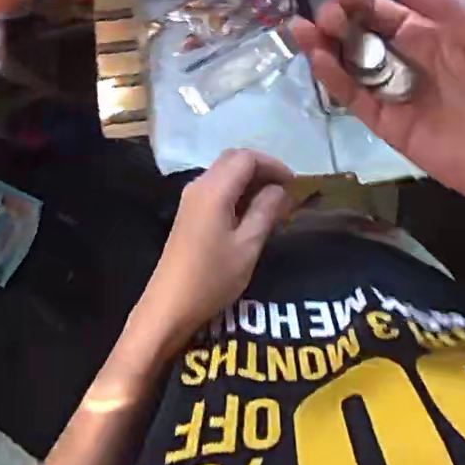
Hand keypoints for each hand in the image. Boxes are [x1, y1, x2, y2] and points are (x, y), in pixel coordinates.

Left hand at [130, 150, 295, 348]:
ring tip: (274, 203)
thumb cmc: (212, 277)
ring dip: (250, 180)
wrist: (169, 306)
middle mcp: (200, 185)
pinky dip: (237, 191)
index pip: (247, 158)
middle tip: (285, 191)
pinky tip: (251, 213)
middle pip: (233, 159)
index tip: (295, 184)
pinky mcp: (189, 212)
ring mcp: (191, 198)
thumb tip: (281, 189)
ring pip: (224, 173)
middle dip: (262, 169)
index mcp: (214, 189)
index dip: (273, 165)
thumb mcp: (248, 246)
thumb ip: (266, 210)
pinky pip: (217, 188)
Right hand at [290, 0, 464, 216]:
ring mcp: (401, 97)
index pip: (392, 15)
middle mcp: (414, 65)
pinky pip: (359, 102)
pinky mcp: (394, 128)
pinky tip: (320, 60)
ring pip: (354, 69)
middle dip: (341, 22)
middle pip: (366, 39)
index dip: (366, 2)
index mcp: (439, 39)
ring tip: (303, 28)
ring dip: (327, 48)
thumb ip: (449, 10)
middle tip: (325, 13)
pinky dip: (337, 82)